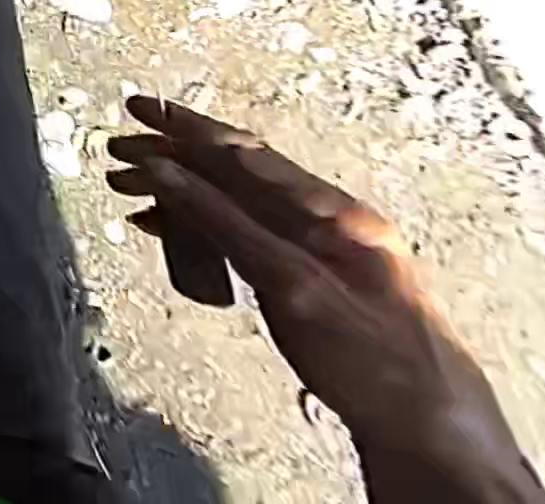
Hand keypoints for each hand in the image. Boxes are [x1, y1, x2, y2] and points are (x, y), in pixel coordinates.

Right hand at [107, 97, 544, 502]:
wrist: (428, 437)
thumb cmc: (371, 359)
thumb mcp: (288, 281)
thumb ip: (219, 218)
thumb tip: (160, 168)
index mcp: (331, 212)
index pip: (242, 152)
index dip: (184, 125)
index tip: (138, 107)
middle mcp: (320, 219)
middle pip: (229, 172)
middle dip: (167, 157)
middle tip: (115, 151)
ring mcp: (310, 246)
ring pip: (224, 200)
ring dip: (172, 190)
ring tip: (124, 186)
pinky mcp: (296, 270)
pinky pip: (231, 230)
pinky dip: (189, 223)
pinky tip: (159, 225)